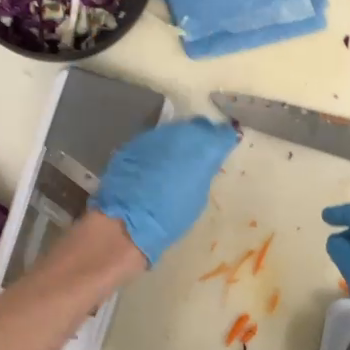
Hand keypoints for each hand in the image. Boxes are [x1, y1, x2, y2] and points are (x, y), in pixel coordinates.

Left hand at [91, 118, 239, 264]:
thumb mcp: (197, 195)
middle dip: (198, 137)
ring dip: (176, 143)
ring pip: (170, 133)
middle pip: (192, 128)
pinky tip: (156, 165)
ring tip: (178, 158)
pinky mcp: (132, 145)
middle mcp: (176, 134)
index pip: (217, 133)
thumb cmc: (169, 216)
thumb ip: (203, 172)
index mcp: (199, 147)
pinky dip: (157, 151)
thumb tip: (205, 162)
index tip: (223, 145)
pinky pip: (152, 143)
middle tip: (201, 151)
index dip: (221, 138)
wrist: (126, 221)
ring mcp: (151, 138)